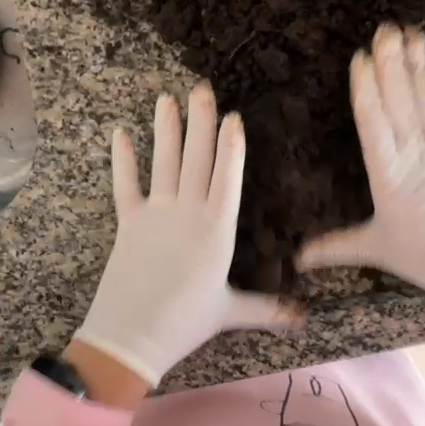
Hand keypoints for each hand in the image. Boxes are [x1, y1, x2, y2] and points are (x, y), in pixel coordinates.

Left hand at [73, 84, 300, 387]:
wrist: (131, 337)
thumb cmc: (186, 323)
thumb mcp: (231, 312)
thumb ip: (267, 309)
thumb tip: (304, 318)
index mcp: (217, 231)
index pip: (229, 179)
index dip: (231, 147)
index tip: (233, 117)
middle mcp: (188, 214)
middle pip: (197, 160)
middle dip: (201, 122)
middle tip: (202, 88)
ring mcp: (155, 215)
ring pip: (163, 163)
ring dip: (166, 129)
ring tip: (167, 98)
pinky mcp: (127, 223)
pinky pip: (125, 185)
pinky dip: (122, 160)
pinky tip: (120, 133)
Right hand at [297, 24, 424, 360]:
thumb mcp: (375, 249)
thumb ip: (333, 248)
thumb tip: (294, 260)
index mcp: (390, 180)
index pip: (375, 127)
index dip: (367, 91)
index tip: (360, 58)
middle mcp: (417, 159)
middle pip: (401, 104)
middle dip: (392, 65)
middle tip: (385, 29)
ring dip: (415, 66)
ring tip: (408, 33)